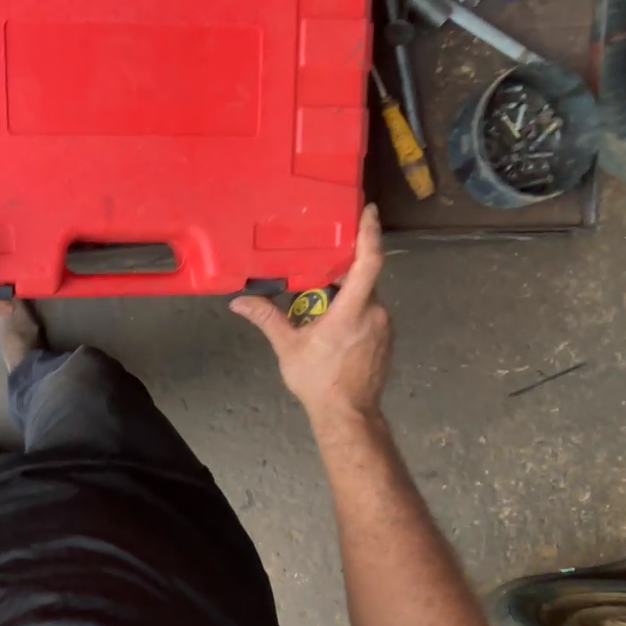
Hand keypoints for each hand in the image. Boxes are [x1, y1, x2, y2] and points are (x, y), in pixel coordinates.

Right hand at [230, 205, 390, 420]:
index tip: (369, 211)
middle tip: (317, 276)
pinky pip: (370, 315)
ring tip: (320, 311)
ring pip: (366, 298)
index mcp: (352, 310)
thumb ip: (267, 318)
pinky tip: (334, 330)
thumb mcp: (288, 347)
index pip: (368, 262)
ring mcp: (384, 326)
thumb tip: (238, 301)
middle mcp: (375, 313)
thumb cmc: (318, 381)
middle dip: (340, 276)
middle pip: (362, 280)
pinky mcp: (386, 339)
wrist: (348, 414)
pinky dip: (354, 314)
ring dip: (345, 299)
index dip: (370, 233)